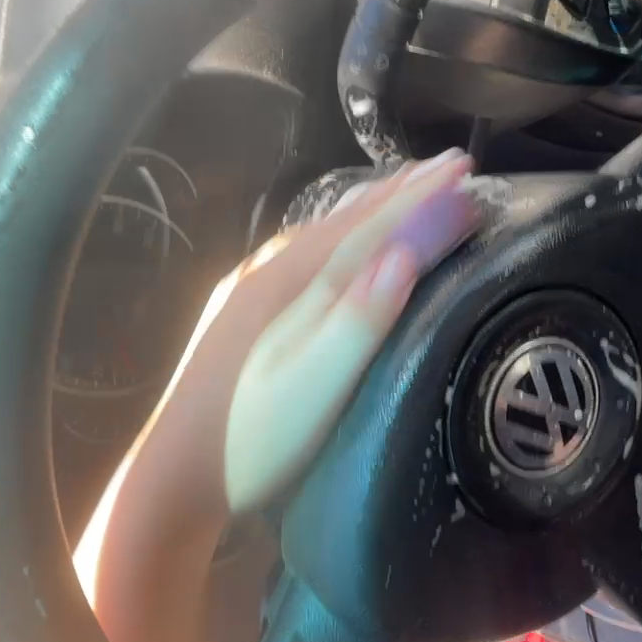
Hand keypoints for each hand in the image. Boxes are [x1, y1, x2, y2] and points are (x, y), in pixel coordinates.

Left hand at [152, 147, 478, 515]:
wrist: (175, 476)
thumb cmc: (253, 440)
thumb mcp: (315, 385)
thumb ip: (360, 319)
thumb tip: (404, 254)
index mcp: (289, 283)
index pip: (368, 228)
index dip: (420, 198)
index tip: (466, 168)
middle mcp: (267, 272)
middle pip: (345, 220)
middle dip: (401, 189)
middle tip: (450, 164)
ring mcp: (251, 291)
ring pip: (323, 233)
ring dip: (371, 207)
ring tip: (405, 187)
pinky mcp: (244, 313)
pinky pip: (306, 253)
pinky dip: (340, 234)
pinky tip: (338, 240)